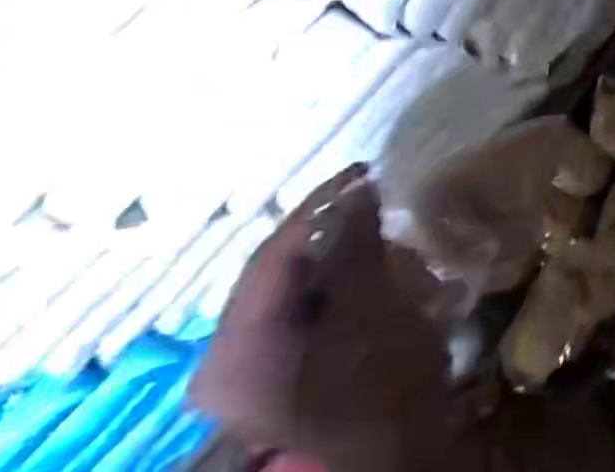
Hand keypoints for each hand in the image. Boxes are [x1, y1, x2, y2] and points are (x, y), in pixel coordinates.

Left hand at [192, 166, 456, 471]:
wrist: (391, 465)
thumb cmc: (381, 389)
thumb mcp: (375, 309)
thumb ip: (358, 247)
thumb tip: (359, 190)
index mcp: (236, 348)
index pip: (272, 254)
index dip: (320, 205)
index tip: (366, 171)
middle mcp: (224, 359)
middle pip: (277, 271)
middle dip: (328, 227)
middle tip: (376, 195)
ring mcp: (246, 374)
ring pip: (290, 289)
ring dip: (334, 252)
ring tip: (379, 224)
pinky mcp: (275, 377)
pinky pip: (300, 311)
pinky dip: (334, 281)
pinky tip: (369, 267)